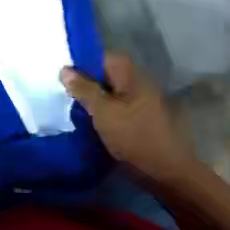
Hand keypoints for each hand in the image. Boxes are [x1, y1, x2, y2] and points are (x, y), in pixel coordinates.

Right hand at [62, 54, 200, 184]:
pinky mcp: (141, 120)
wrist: (166, 172)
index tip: (63, 75)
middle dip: (86, 82)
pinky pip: (117, 108)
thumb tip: (65, 69)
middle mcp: (139, 83)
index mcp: (132, 75)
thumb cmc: (133, 136)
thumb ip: (83, 89)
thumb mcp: (102, 111)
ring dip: (94, 100)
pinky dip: (104, 113)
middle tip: (64, 93)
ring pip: (111, 93)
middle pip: (107, 75)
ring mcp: (142, 102)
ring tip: (73, 108)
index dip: (82, 62)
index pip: (103, 57)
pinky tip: (90, 123)